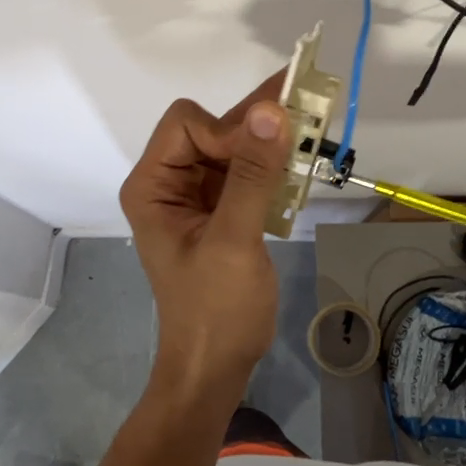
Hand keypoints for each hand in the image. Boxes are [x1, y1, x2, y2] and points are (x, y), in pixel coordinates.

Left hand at [119, 74, 292, 397]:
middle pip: (211, 130)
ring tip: (312, 122)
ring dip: (268, 140)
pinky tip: (300, 159)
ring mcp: (196, 198)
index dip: (228, 131)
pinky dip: (271, 165)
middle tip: (309, 99)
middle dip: (255, 123)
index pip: (188, 126)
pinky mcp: (221, 212)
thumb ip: (251, 175)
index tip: (266, 155)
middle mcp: (170, 184)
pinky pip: (245, 173)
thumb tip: (271, 110)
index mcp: (153, 186)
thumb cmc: (216, 308)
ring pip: (232, 148)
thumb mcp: (233, 240)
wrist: (217, 366)